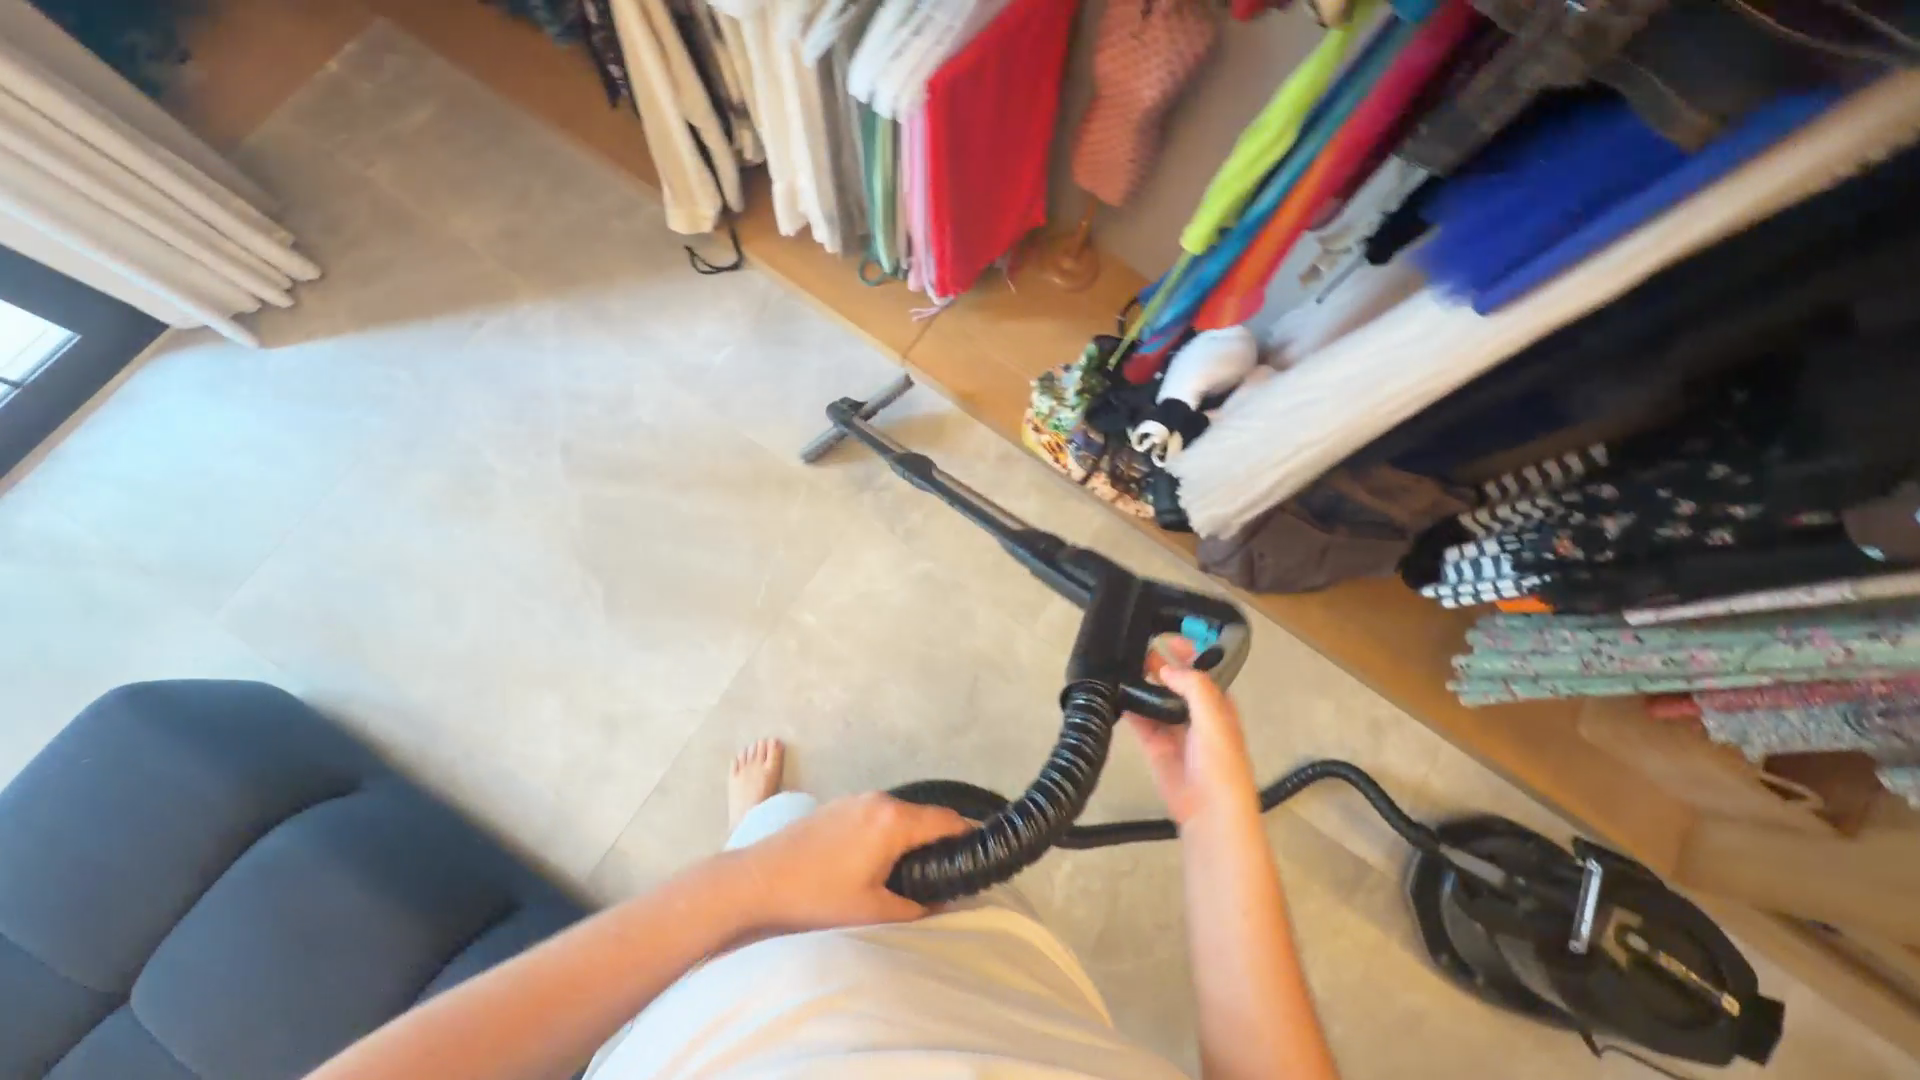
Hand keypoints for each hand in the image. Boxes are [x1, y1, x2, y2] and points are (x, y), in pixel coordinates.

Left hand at [727, 793, 970, 930]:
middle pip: (924, 814)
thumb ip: (915, 907)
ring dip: (913, 834)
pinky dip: (890, 831)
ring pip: (898, 814)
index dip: (970, 834)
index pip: (946, 820)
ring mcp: (854, 799)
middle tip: (955, 867)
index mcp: (893, 821)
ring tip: (921, 866)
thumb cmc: (817, 897)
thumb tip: (944, 904)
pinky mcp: (835, 806)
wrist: (755, 880)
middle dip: (942, 837)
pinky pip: (876, 814)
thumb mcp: (872, 910)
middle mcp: (878, 800)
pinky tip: (882, 858)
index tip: (986, 850)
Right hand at [1125, 640, 1262, 828]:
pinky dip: (1129, 708)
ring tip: (1121, 664)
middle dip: (1160, 665)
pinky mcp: (1155, 746)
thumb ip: (1194, 687)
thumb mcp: (1215, 717)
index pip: (1203, 669)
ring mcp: (1174, 730)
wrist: (1209, 810)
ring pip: (1155, 700)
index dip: (1189, 651)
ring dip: (1142, 684)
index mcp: (1218, 704)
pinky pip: (1140, 721)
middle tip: (1137, 646)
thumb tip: (1166, 667)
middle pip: (1176, 682)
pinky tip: (1115, 693)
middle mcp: (1196, 714)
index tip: (1167, 634)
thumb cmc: (1221, 761)